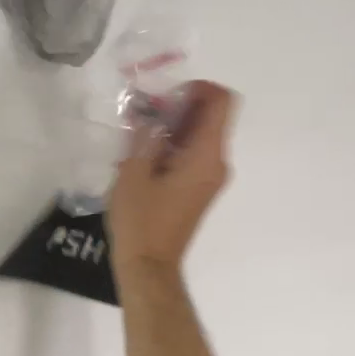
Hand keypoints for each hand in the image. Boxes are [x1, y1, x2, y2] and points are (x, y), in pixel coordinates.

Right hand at [105, 81, 240, 281]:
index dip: (198, 88)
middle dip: (181, 108)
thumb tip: (152, 116)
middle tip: (145, 116)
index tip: (166, 97)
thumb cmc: (140, 221)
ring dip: (175, 129)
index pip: (221, 101)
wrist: (148, 267)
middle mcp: (218, 164)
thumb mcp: (133, 174)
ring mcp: (211, 179)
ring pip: (202, 137)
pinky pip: (195, 156)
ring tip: (140, 138)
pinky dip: (175, 148)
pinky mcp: (200, 191)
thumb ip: (145, 137)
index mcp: (206, 155)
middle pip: (212, 117)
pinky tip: (146, 160)